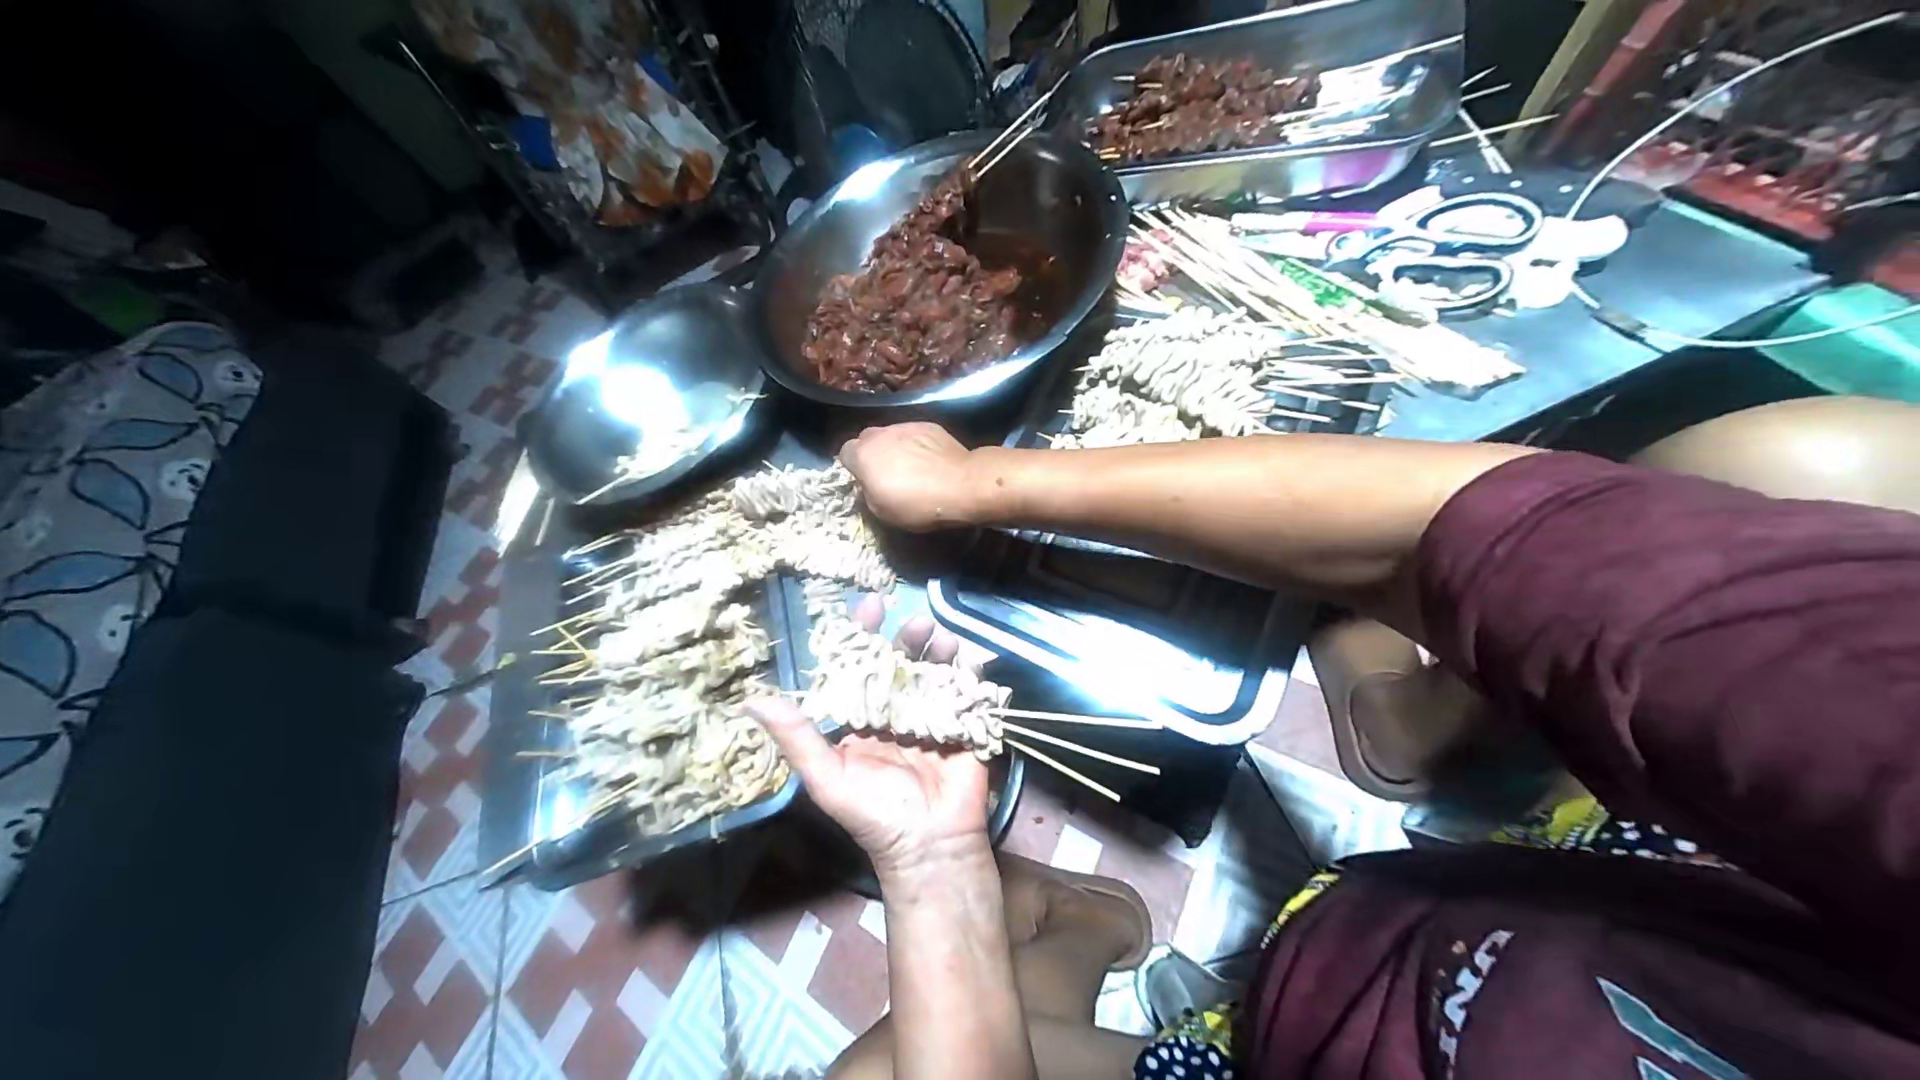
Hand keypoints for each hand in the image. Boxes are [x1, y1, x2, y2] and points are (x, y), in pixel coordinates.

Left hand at [745, 595, 990, 877]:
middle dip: (909, 637)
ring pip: (935, 669)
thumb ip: (797, 738)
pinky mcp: (963, 723)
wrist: (929, 845)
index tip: (871, 605)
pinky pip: (966, 691)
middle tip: (917, 624)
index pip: (861, 665)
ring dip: (940, 649)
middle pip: (902, 660)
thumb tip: (753, 701)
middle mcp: (897, 708)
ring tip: (943, 640)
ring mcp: (932, 714)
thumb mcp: (828, 778)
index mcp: (863, 716)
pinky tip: (967, 662)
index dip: (864, 633)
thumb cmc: (875, 814)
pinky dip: (968, 673)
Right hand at [838, 422, 988, 531]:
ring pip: (890, 434)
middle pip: (866, 439)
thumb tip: (869, 483)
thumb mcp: (881, 511)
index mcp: (863, 455)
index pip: (845, 453)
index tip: (865, 481)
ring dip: (894, 447)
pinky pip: (913, 433)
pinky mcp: (928, 425)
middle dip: (872, 453)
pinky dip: (916, 444)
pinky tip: (929, 459)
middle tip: (886, 473)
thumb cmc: (917, 504)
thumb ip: (867, 491)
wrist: (961, 485)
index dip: (854, 467)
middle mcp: (880, 434)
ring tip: (910, 466)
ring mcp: (905, 425)